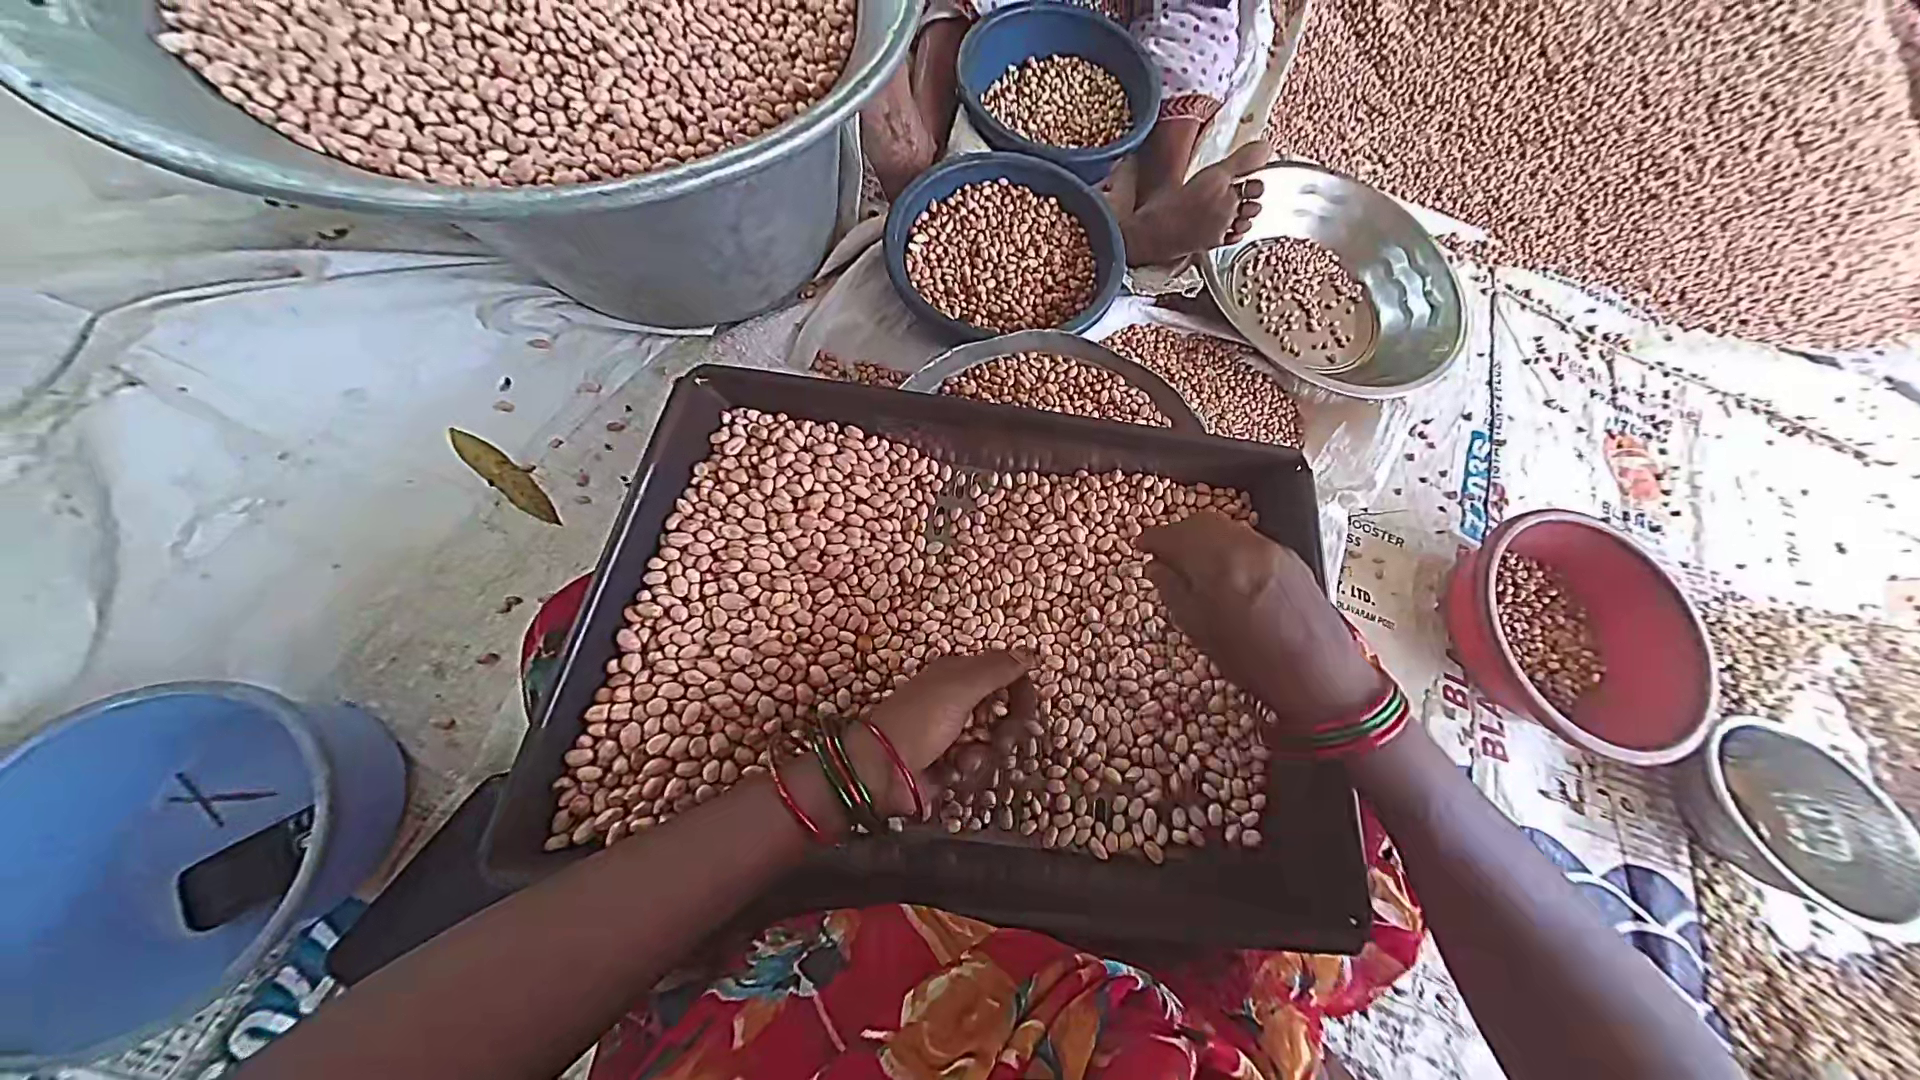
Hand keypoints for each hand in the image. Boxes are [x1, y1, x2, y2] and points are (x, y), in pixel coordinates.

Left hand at [850, 650, 1032, 816]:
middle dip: (1005, 729)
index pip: (1006, 676)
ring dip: (984, 752)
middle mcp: (959, 700)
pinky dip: (968, 769)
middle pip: (1004, 712)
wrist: (881, 769)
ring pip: (994, 742)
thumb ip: (997, 669)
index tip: (1027, 709)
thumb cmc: (920, 719)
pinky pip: (978, 764)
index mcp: (959, 674)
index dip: (1020, 693)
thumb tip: (1029, 653)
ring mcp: (955, 732)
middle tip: (998, 738)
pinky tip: (954, 770)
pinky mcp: (951, 762)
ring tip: (965, 758)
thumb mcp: (960, 686)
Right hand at [1139, 513, 1385, 737]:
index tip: (1141, 547)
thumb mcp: (1198, 629)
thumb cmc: (1251, 661)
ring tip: (1191, 562)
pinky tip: (1223, 568)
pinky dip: (1227, 544)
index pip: (1174, 535)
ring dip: (1203, 537)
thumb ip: (1173, 590)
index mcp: (1218, 564)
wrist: (1320, 674)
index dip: (1153, 539)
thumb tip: (1156, 567)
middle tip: (1163, 553)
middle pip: (1201, 522)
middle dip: (1177, 533)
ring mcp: (1272, 549)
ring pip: (1226, 527)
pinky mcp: (1290, 557)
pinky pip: (1248, 538)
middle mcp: (1246, 546)